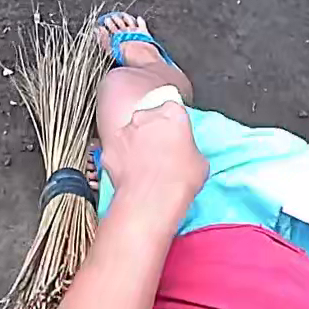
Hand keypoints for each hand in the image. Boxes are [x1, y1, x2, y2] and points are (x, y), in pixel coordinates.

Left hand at [100, 101, 206, 217]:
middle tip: (159, 152)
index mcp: (171, 114)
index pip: (172, 109)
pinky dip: (120, 160)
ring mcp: (123, 132)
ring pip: (129, 134)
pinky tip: (130, 174)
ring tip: (143, 166)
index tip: (175, 136)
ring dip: (134, 145)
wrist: (152, 199)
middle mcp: (144, 117)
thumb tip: (185, 154)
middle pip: (147, 118)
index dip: (173, 123)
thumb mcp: (200, 161)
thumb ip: (189, 148)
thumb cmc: (181, 179)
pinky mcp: (108, 150)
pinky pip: (116, 152)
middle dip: (151, 131)